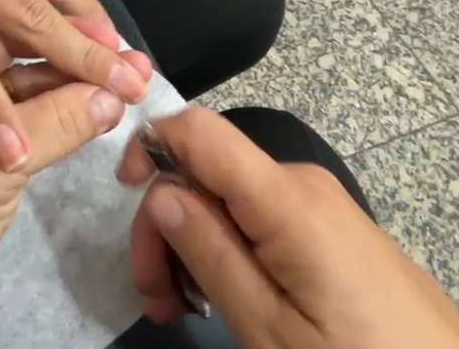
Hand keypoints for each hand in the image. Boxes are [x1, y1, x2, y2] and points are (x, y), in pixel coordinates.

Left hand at [0, 29, 144, 335]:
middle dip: (79, 57)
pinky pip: (23, 108)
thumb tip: (116, 94)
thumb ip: (62, 121)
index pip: (9, 25)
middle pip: (24, 50)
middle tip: (133, 62)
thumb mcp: (5, 159)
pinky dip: (60, 109)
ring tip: (131, 83)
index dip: (66, 32)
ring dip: (75, 85)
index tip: (117, 40)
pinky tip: (100, 108)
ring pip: (28, 80)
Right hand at [119, 108, 458, 348]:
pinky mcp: (334, 232)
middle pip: (206, 171)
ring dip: (195, 244)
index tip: (123, 193)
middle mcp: (301, 184)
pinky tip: (224, 299)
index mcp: (285, 198)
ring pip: (229, 200)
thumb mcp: (272, 330)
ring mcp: (322, 207)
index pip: (198, 129)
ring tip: (182, 308)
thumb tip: (161, 192)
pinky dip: (231, 251)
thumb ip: (211, 253)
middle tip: (153, 295)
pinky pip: (262, 220)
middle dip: (167, 222)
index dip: (150, 144)